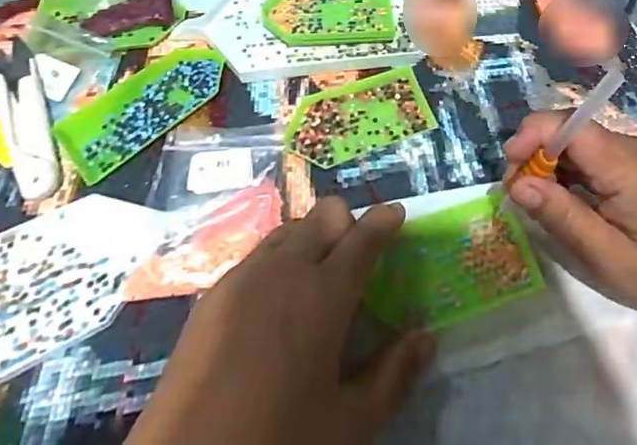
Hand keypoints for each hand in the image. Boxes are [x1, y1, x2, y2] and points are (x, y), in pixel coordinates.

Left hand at [129, 199, 434, 444]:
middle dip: (346, 224)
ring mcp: (242, 276)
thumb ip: (392, 376)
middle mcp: (283, 269)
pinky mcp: (212, 293)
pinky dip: (278, 260)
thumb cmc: (278, 441)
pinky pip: (257, 255)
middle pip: (322, 216)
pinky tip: (275, 303)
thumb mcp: (348, 423)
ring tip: (316, 279)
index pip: (362, 237)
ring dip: (310, 239)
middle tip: (356, 259)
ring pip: (288, 230)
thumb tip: (424, 338)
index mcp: (323, 293)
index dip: (383, 221)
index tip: (397, 214)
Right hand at [504, 113, 636, 325]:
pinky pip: (585, 154)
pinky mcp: (627, 164)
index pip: (568, 125)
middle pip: (567, 128)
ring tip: (532, 198)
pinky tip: (558, 198)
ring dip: (545, 161)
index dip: (533, 136)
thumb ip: (562, 216)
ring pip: (573, 140)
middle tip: (516, 190)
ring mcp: (628, 153)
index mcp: (623, 163)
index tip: (510, 167)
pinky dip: (563, 169)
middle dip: (533, 151)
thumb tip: (516, 185)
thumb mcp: (605, 255)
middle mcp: (625, 146)